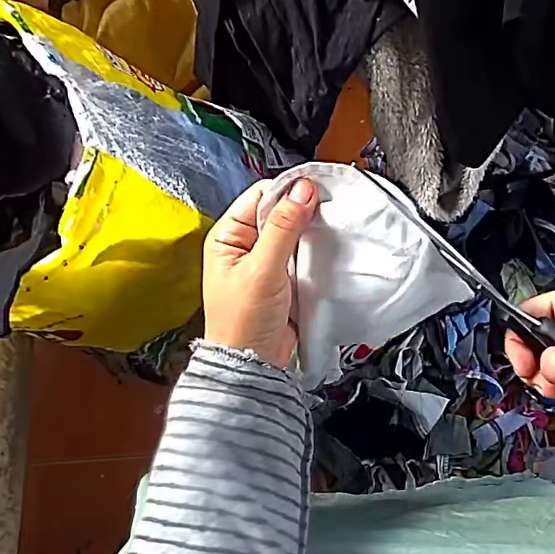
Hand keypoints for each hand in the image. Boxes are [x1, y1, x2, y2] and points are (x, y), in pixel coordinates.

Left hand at [202, 176, 318, 368]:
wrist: (254, 362)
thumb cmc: (242, 322)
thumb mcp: (262, 269)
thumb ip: (283, 228)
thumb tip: (301, 191)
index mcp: (229, 236)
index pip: (261, 196)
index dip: (288, 191)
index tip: (314, 191)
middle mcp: (246, 246)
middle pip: (280, 212)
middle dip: (303, 211)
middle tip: (325, 213)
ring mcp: (267, 262)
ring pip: (295, 233)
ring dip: (310, 233)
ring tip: (325, 234)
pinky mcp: (285, 278)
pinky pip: (304, 255)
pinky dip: (315, 253)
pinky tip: (324, 254)